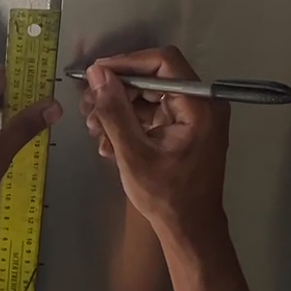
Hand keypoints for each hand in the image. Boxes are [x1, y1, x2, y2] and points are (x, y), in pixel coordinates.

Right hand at [82, 47, 230, 247]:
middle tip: (88, 106)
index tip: (95, 74)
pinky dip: (128, 121)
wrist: (188, 228)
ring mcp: (193, 116)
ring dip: (117, 108)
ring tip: (94, 128)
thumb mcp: (133, 153)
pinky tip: (108, 141)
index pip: (163, 63)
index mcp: (199, 106)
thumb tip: (97, 74)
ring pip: (148, 94)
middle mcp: (202, 103)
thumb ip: (114, 110)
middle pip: (153, 77)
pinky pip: (151, 112)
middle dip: (117, 90)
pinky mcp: (183, 127)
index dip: (126, 63)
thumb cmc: (165, 195)